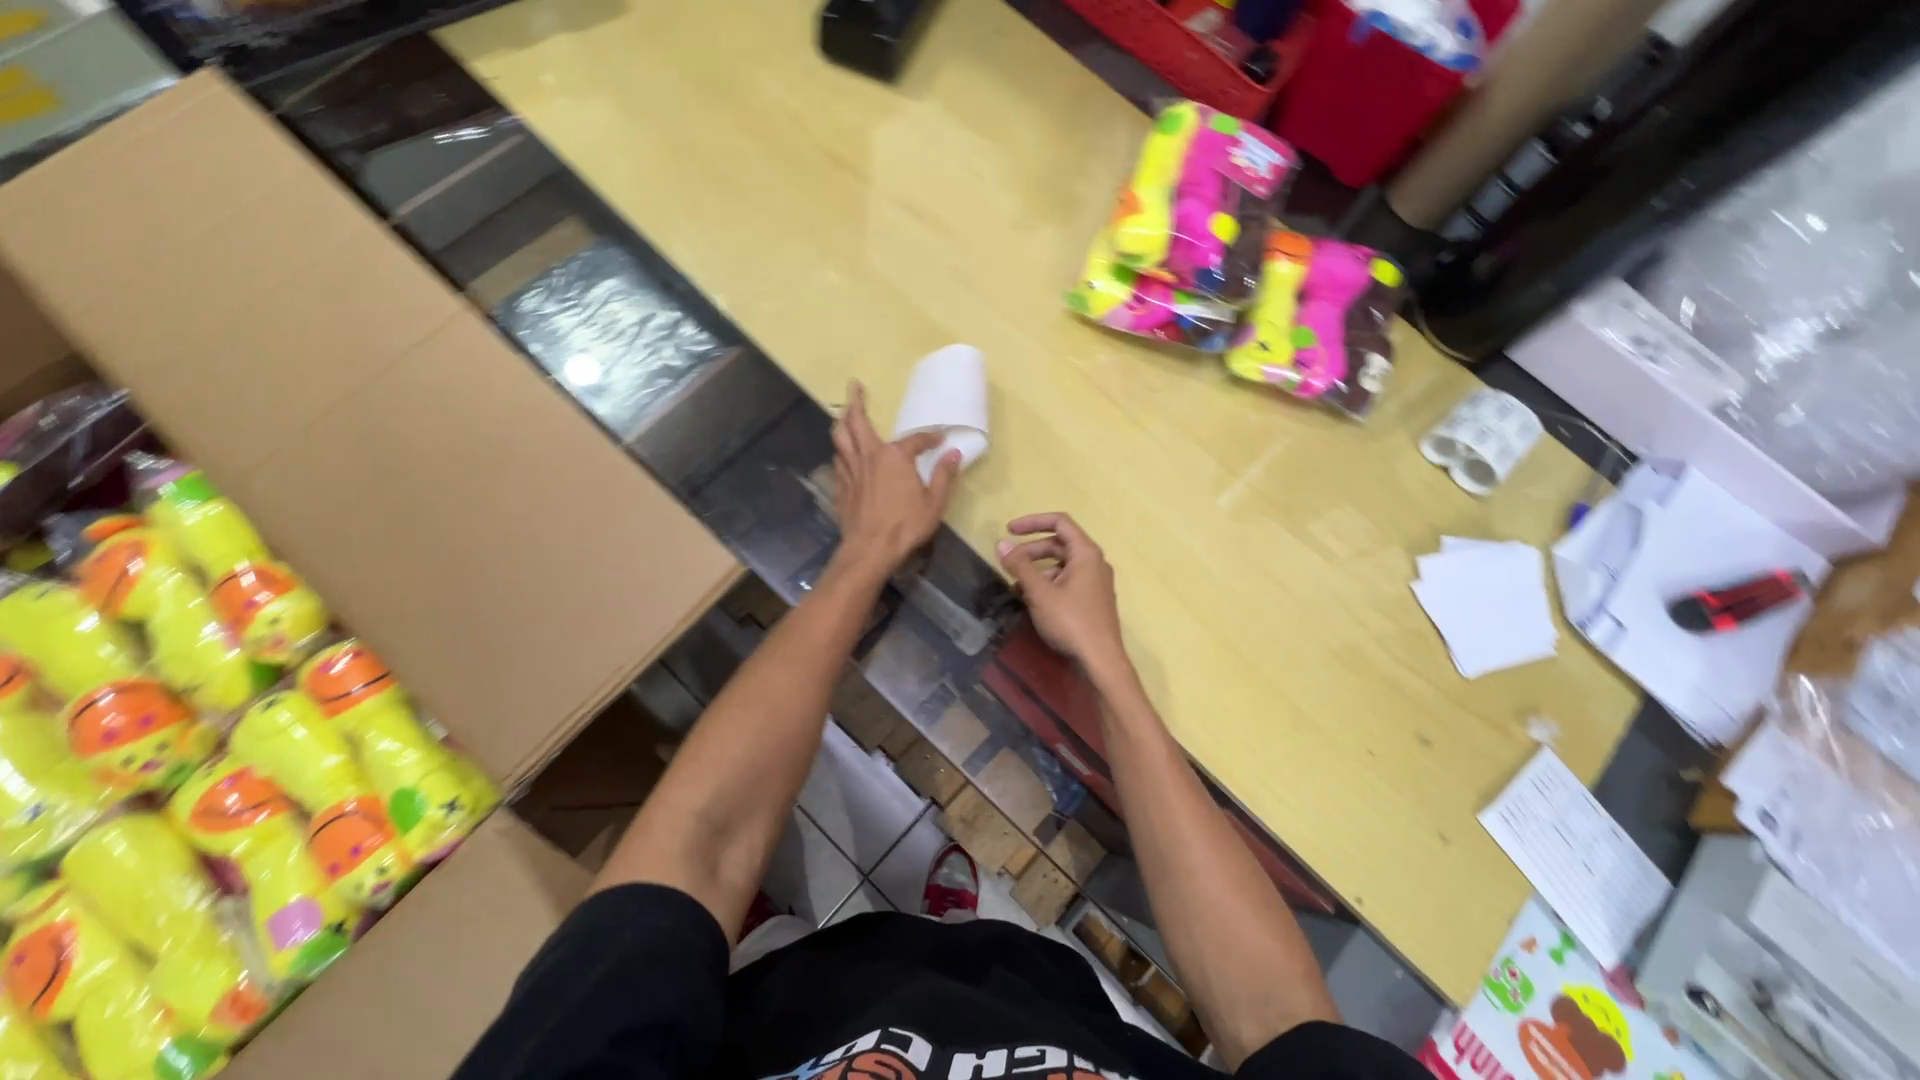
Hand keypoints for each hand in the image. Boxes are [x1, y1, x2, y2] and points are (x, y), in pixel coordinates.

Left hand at [830, 381, 960, 580]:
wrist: (870, 549)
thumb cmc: (906, 525)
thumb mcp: (934, 502)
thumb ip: (944, 476)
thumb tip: (954, 454)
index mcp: (894, 457)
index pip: (915, 440)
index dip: (929, 438)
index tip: (940, 439)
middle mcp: (869, 456)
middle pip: (856, 422)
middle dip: (855, 401)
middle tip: (855, 385)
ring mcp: (851, 471)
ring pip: (840, 438)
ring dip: (841, 422)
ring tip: (842, 413)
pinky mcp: (841, 486)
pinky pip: (838, 459)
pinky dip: (841, 450)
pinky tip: (843, 452)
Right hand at [997, 513, 1127, 677]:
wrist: (1100, 660)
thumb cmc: (1071, 621)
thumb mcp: (1040, 593)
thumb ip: (1020, 566)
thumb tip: (1002, 544)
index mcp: (1086, 553)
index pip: (1059, 522)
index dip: (1032, 522)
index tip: (1008, 530)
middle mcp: (1094, 562)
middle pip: (1059, 544)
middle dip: (1031, 550)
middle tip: (1008, 561)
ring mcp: (1095, 581)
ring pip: (1062, 564)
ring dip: (1037, 569)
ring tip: (1016, 585)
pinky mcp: (1092, 599)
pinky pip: (1067, 580)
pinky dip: (1048, 583)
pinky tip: (1032, 600)